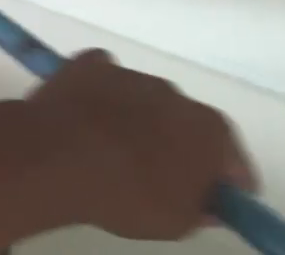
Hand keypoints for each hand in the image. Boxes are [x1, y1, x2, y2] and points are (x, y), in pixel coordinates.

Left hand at [31, 50, 256, 240]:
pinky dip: (98, 90)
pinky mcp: (84, 63)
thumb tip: (203, 199)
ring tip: (110, 143)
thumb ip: (201, 206)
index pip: (231, 161)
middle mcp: (172, 92)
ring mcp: (125, 73)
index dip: (224, 183)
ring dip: (135, 115)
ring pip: (141, 97)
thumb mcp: (180, 222)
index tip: (212, 198)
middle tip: (156, 172)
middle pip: (184, 123)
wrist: (54, 156)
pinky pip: (101, 75)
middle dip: (177, 144)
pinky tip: (86, 110)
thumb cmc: (126, 194)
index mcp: (210, 130)